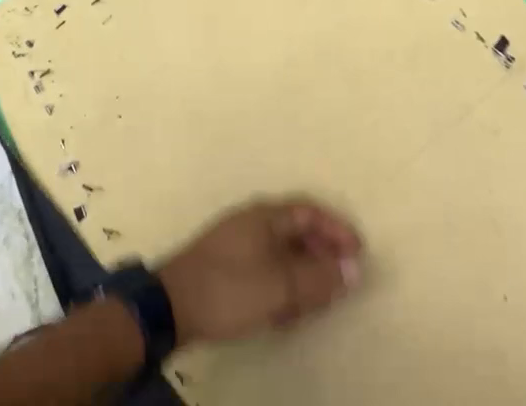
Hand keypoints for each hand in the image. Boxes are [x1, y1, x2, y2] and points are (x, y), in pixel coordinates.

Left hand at [157, 198, 363, 346]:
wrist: (167, 308)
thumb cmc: (230, 288)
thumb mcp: (281, 286)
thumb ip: (320, 277)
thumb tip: (354, 269)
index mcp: (266, 215)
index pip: (311, 212)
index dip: (338, 230)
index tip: (357, 254)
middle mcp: (252, 222)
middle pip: (298, 233)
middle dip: (321, 259)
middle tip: (337, 284)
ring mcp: (236, 244)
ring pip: (282, 255)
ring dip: (301, 278)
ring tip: (310, 306)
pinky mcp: (225, 268)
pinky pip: (265, 270)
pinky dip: (280, 287)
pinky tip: (282, 313)